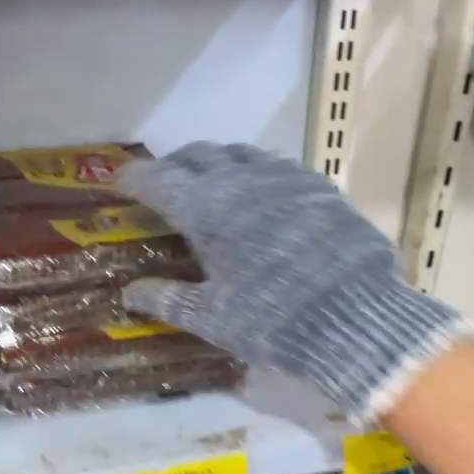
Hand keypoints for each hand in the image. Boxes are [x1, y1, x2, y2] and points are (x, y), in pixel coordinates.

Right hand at [118, 142, 473, 420]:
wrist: (353, 317)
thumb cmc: (269, 319)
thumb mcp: (210, 316)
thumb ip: (166, 299)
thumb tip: (130, 294)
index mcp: (204, 207)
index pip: (157, 179)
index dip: (134, 179)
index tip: (120, 183)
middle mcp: (240, 180)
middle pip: (197, 155)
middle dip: (175, 165)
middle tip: (165, 184)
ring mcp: (283, 177)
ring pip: (239, 154)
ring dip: (217, 164)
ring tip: (211, 184)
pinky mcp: (317, 186)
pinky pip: (276, 168)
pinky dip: (255, 175)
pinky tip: (261, 198)